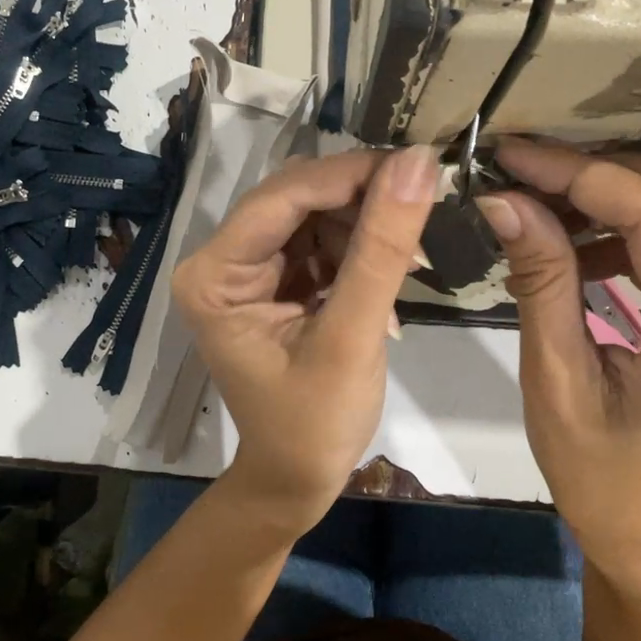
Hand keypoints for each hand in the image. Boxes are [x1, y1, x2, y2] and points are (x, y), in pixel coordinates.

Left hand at [173, 146, 439, 532]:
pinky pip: (320, 243)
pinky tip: (392, 280)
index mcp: (213, 276)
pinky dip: (360, 253)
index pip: (282, 198)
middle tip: (427, 208)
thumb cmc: (314, 423)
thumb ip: (380, 250)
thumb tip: (418, 163)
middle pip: (296, 200)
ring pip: (314, 216)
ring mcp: (245, 271)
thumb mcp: (351, 336)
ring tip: (412, 263)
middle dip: (362, 202)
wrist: (297, 477)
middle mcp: (219, 263)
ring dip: (367, 229)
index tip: (420, 165)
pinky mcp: (273, 283)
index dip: (350, 175)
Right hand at [475, 141, 640, 576]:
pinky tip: (585, 232)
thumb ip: (541, 281)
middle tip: (528, 168)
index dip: (587, 177)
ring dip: (623, 186)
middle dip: (607, 168)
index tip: (517, 156)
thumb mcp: (554, 378)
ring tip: (547, 198)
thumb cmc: (594, 468)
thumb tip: (504, 199)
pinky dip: (639, 215)